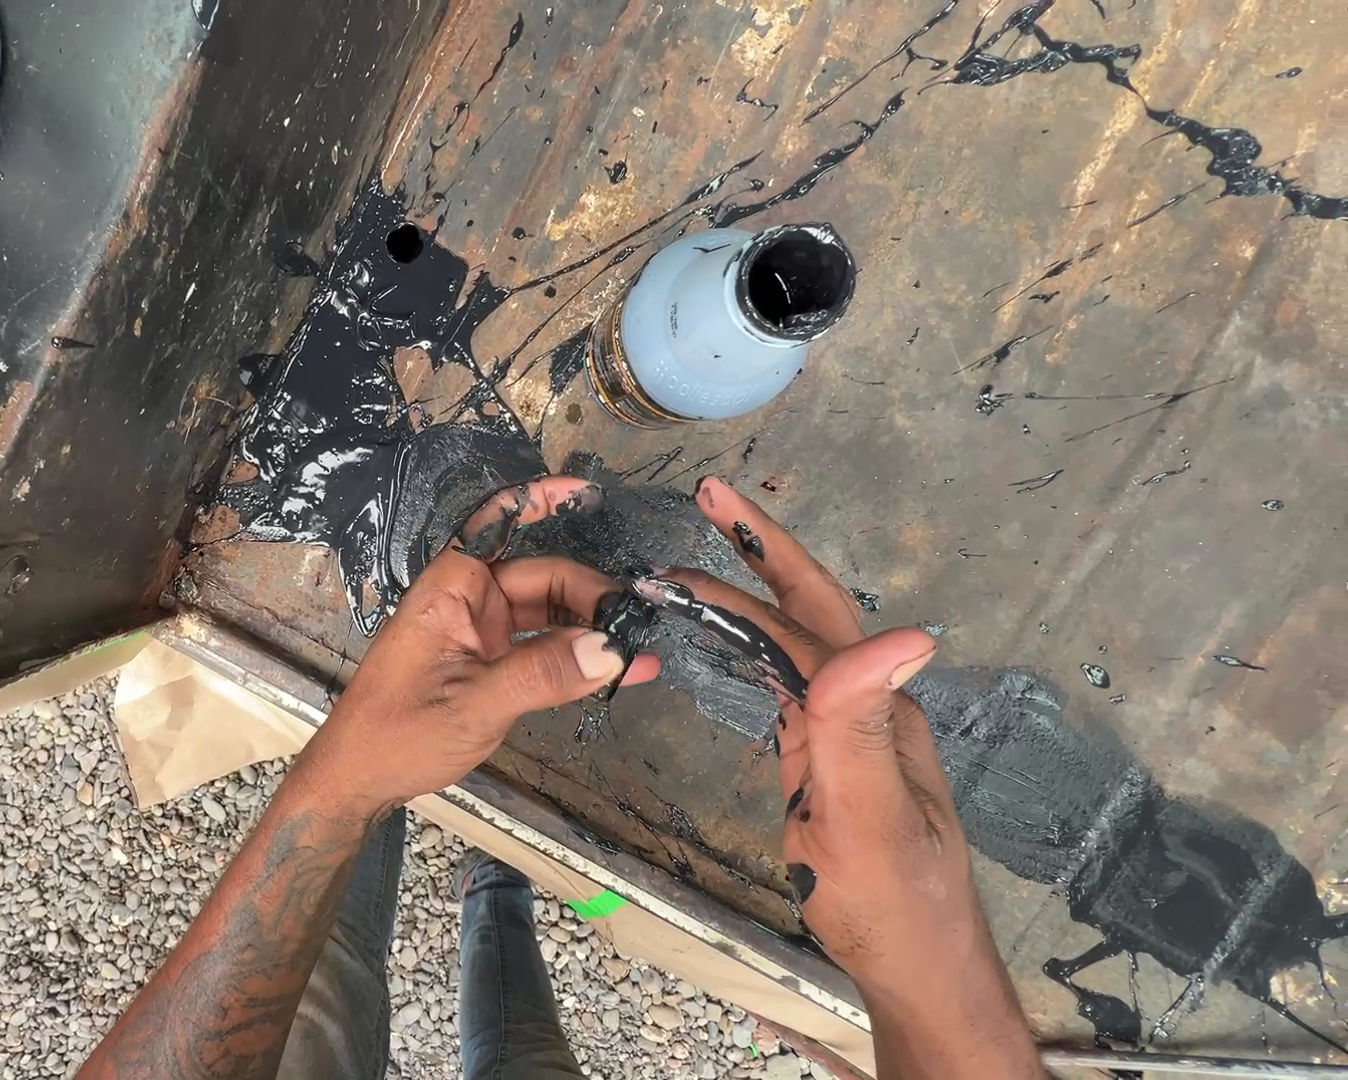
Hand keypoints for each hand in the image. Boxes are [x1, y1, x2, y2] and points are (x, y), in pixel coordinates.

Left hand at [304, 477, 659, 810]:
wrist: (360, 779)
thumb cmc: (397, 734)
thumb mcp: (473, 705)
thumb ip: (542, 675)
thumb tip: (611, 649)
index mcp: (451, 588)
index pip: (496, 523)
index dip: (539, 501)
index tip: (587, 493)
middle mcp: (467, 599)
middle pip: (541, 577)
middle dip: (590, 593)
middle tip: (639, 621)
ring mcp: (481, 631)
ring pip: (547, 612)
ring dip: (590, 627)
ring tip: (640, 646)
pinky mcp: (490, 661)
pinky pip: (541, 647)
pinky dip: (575, 657)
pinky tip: (620, 669)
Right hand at [659, 478, 1039, 1076]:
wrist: (913, 964)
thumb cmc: (886, 898)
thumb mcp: (867, 815)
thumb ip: (864, 728)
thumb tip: (901, 635)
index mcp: (872, 706)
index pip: (804, 620)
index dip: (750, 573)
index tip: (700, 533)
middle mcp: (863, 700)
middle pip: (810, 604)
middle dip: (761, 546)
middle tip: (711, 499)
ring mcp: (845, 723)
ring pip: (793, 636)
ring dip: (749, 588)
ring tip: (700, 558)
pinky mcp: (823, 747)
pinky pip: (783, 674)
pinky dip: (749, 638)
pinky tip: (727, 633)